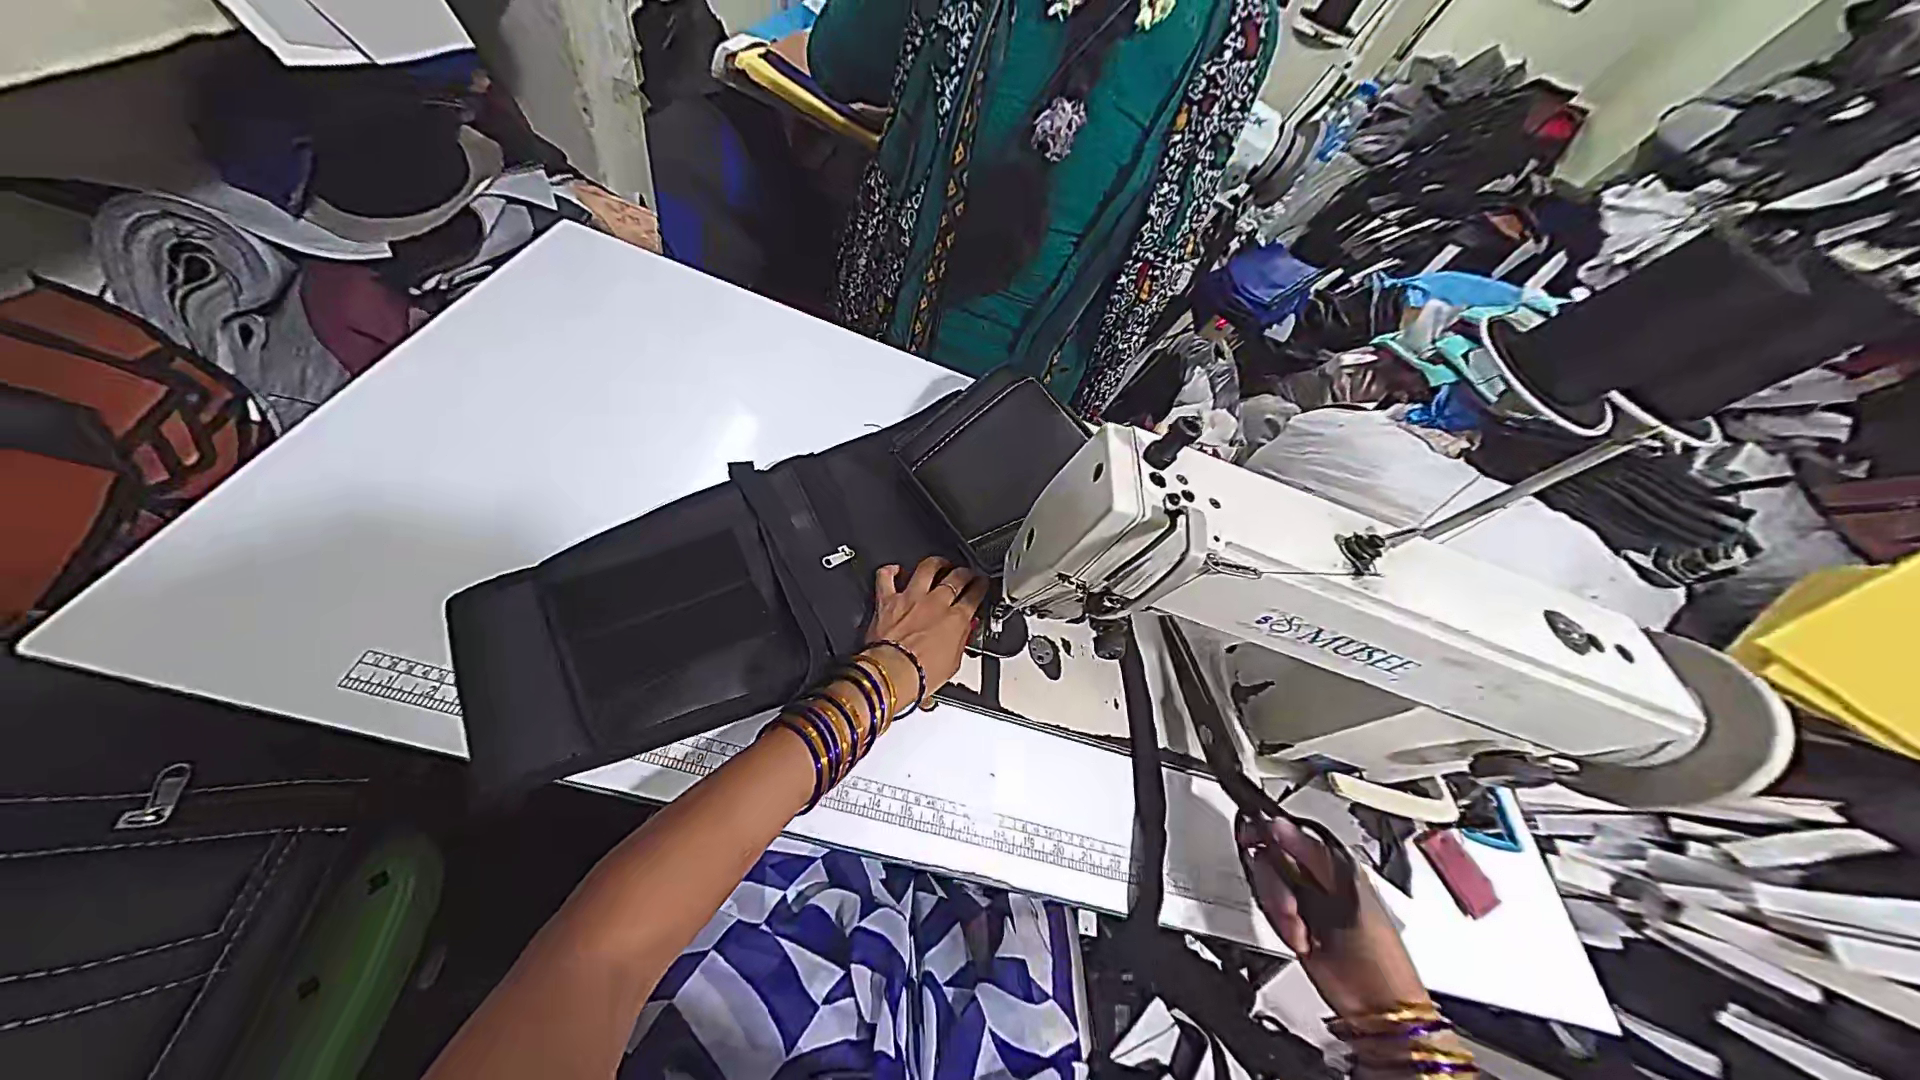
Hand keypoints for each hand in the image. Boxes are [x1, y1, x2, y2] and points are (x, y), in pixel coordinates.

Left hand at [865, 557, 987, 706]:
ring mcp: (911, 598)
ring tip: (939, 563)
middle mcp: (935, 603)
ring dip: (936, 563)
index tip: (980, 584)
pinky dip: (890, 571)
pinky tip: (895, 570)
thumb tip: (961, 637)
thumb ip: (959, 643)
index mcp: (955, 619)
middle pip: (957, 576)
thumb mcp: (953, 664)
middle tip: (966, 573)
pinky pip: (886, 577)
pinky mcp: (887, 600)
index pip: (975, 594)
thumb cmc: (920, 675)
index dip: (980, 586)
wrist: (893, 674)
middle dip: (965, 572)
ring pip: (927, 567)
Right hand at [1238, 815, 1429, 1017]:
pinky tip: (1298, 937)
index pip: (1288, 832)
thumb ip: (1309, 854)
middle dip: (1274, 883)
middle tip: (1291, 905)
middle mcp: (1314, 876)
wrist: (1375, 1002)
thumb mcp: (1343, 890)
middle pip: (1270, 858)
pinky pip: (1267, 907)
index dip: (1265, 831)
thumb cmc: (1374, 948)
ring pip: (1266, 882)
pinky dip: (1278, 922)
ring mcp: (1301, 899)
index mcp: (1332, 861)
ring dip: (1278, 907)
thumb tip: (1277, 823)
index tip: (1249, 836)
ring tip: (1301, 928)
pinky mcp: (1290, 921)